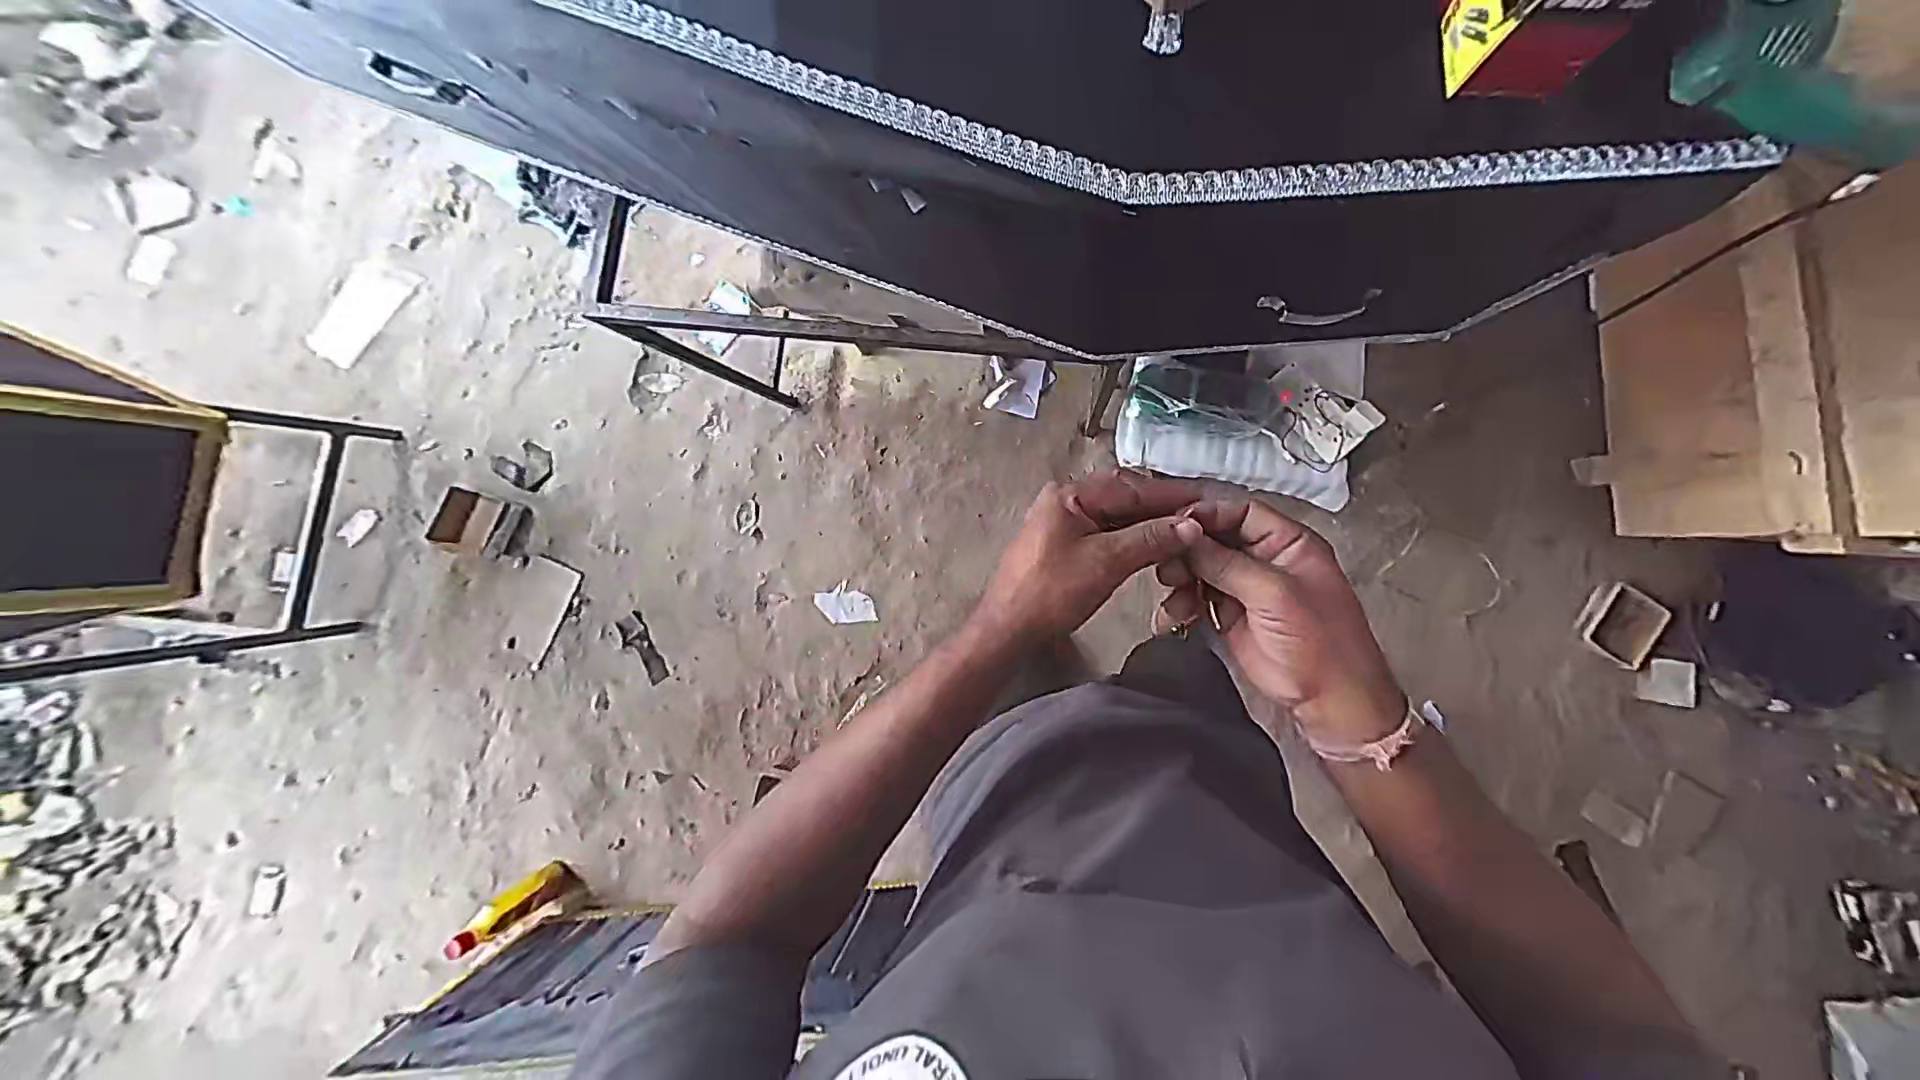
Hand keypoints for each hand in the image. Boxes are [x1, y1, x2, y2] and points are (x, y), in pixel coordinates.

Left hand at [973, 472, 1205, 646]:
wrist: (1009, 629)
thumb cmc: (1050, 593)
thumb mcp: (1105, 563)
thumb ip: (1149, 539)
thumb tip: (1191, 524)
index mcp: (1069, 494)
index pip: (1131, 487)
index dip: (1172, 495)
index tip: (1208, 500)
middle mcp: (1065, 500)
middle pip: (1124, 497)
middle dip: (1163, 508)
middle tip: (1203, 517)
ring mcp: (1064, 522)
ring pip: (1117, 516)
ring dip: (1150, 524)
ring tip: (1188, 532)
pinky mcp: (1065, 544)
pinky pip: (1106, 532)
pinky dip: (1132, 538)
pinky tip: (1157, 546)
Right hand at [1159, 499, 1404, 742]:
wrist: (1329, 701)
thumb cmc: (1323, 645)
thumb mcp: (1275, 594)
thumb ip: (1227, 563)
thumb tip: (1188, 537)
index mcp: (1289, 544)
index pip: (1242, 513)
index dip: (1208, 515)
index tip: (1177, 525)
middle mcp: (1265, 561)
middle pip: (1215, 538)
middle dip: (1188, 550)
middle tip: (1168, 564)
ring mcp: (1246, 588)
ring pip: (1201, 567)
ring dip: (1181, 578)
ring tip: (1174, 595)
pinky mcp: (1230, 614)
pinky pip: (1196, 597)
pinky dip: (1182, 603)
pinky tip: (1176, 616)